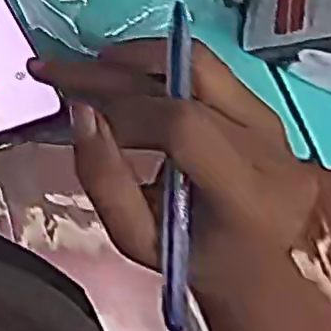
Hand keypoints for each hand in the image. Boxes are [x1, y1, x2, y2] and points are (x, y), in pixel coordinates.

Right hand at [29, 38, 322, 292]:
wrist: (256, 272)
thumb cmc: (192, 259)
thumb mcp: (134, 236)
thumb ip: (102, 177)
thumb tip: (81, 110)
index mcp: (248, 194)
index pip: (182, 123)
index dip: (122, 111)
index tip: (82, 116)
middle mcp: (271, 151)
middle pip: (186, 79)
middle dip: (109, 72)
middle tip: (56, 71)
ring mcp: (274, 127)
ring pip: (195, 61)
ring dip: (135, 58)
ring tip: (92, 67)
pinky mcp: (263, 112)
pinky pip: (202, 70)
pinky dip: (155, 66)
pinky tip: (124, 76)